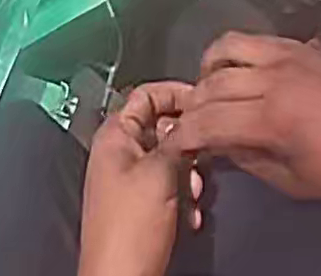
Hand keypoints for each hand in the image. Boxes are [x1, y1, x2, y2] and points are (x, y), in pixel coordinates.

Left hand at [80, 82, 200, 275]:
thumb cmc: (132, 226)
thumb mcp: (159, 172)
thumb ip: (177, 138)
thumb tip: (192, 118)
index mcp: (115, 134)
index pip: (147, 94)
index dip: (176, 93)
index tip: (204, 101)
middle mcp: (119, 151)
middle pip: (161, 125)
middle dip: (186, 141)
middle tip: (202, 156)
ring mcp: (128, 178)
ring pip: (168, 157)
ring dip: (187, 172)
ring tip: (193, 193)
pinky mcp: (138, 204)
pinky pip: (166, 184)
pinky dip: (181, 194)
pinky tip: (189, 213)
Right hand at [163, 33, 320, 200]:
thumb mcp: (293, 181)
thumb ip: (247, 160)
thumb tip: (218, 146)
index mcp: (271, 117)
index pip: (209, 120)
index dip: (184, 133)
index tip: (172, 143)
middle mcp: (271, 77)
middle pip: (211, 82)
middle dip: (192, 104)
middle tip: (189, 121)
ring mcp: (282, 54)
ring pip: (225, 47)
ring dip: (207, 69)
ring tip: (208, 89)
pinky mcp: (293, 44)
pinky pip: (250, 40)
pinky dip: (232, 54)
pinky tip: (236, 72)